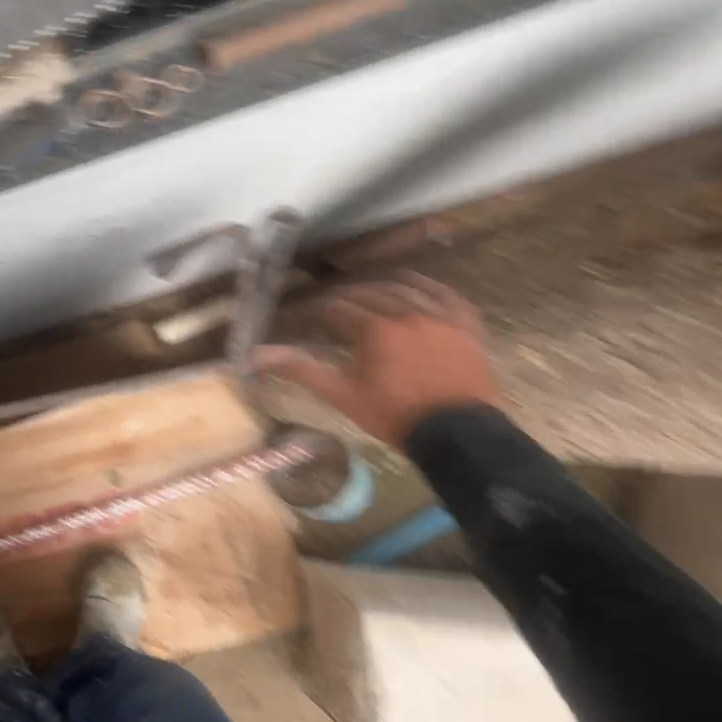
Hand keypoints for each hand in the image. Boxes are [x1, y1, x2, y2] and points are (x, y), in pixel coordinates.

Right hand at [255, 272, 501, 445]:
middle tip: (333, 305)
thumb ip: (300, 369)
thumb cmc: (393, 414)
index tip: (308, 315)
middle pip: (369, 294)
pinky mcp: (466, 328)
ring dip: (382, 287)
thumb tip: (255, 355)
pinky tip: (416, 286)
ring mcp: (440, 319)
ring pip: (407, 289)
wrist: (460, 435)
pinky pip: (449, 297)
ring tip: (367, 292)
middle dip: (347, 296)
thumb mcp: (340, 393)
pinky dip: (430, 288)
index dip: (319, 310)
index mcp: (373, 329)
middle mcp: (406, 315)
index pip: (337, 308)